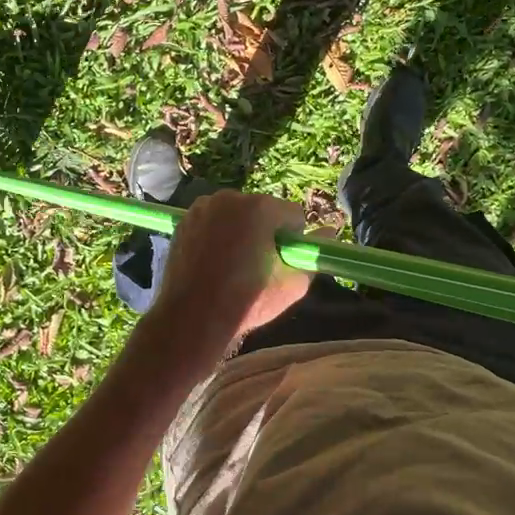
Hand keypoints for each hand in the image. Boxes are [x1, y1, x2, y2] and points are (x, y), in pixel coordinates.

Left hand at [137, 190, 310, 375]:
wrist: (191, 316)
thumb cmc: (247, 301)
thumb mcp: (292, 284)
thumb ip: (313, 254)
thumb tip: (330, 230)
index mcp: (259, 208)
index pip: (292, 215)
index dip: (292, 240)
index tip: (281, 262)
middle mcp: (229, 198)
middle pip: (262, 210)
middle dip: (265, 232)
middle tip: (257, 265)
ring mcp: (202, 207)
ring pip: (236, 214)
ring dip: (241, 231)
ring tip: (233, 265)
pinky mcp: (184, 220)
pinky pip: (213, 221)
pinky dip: (218, 234)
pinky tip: (213, 261)